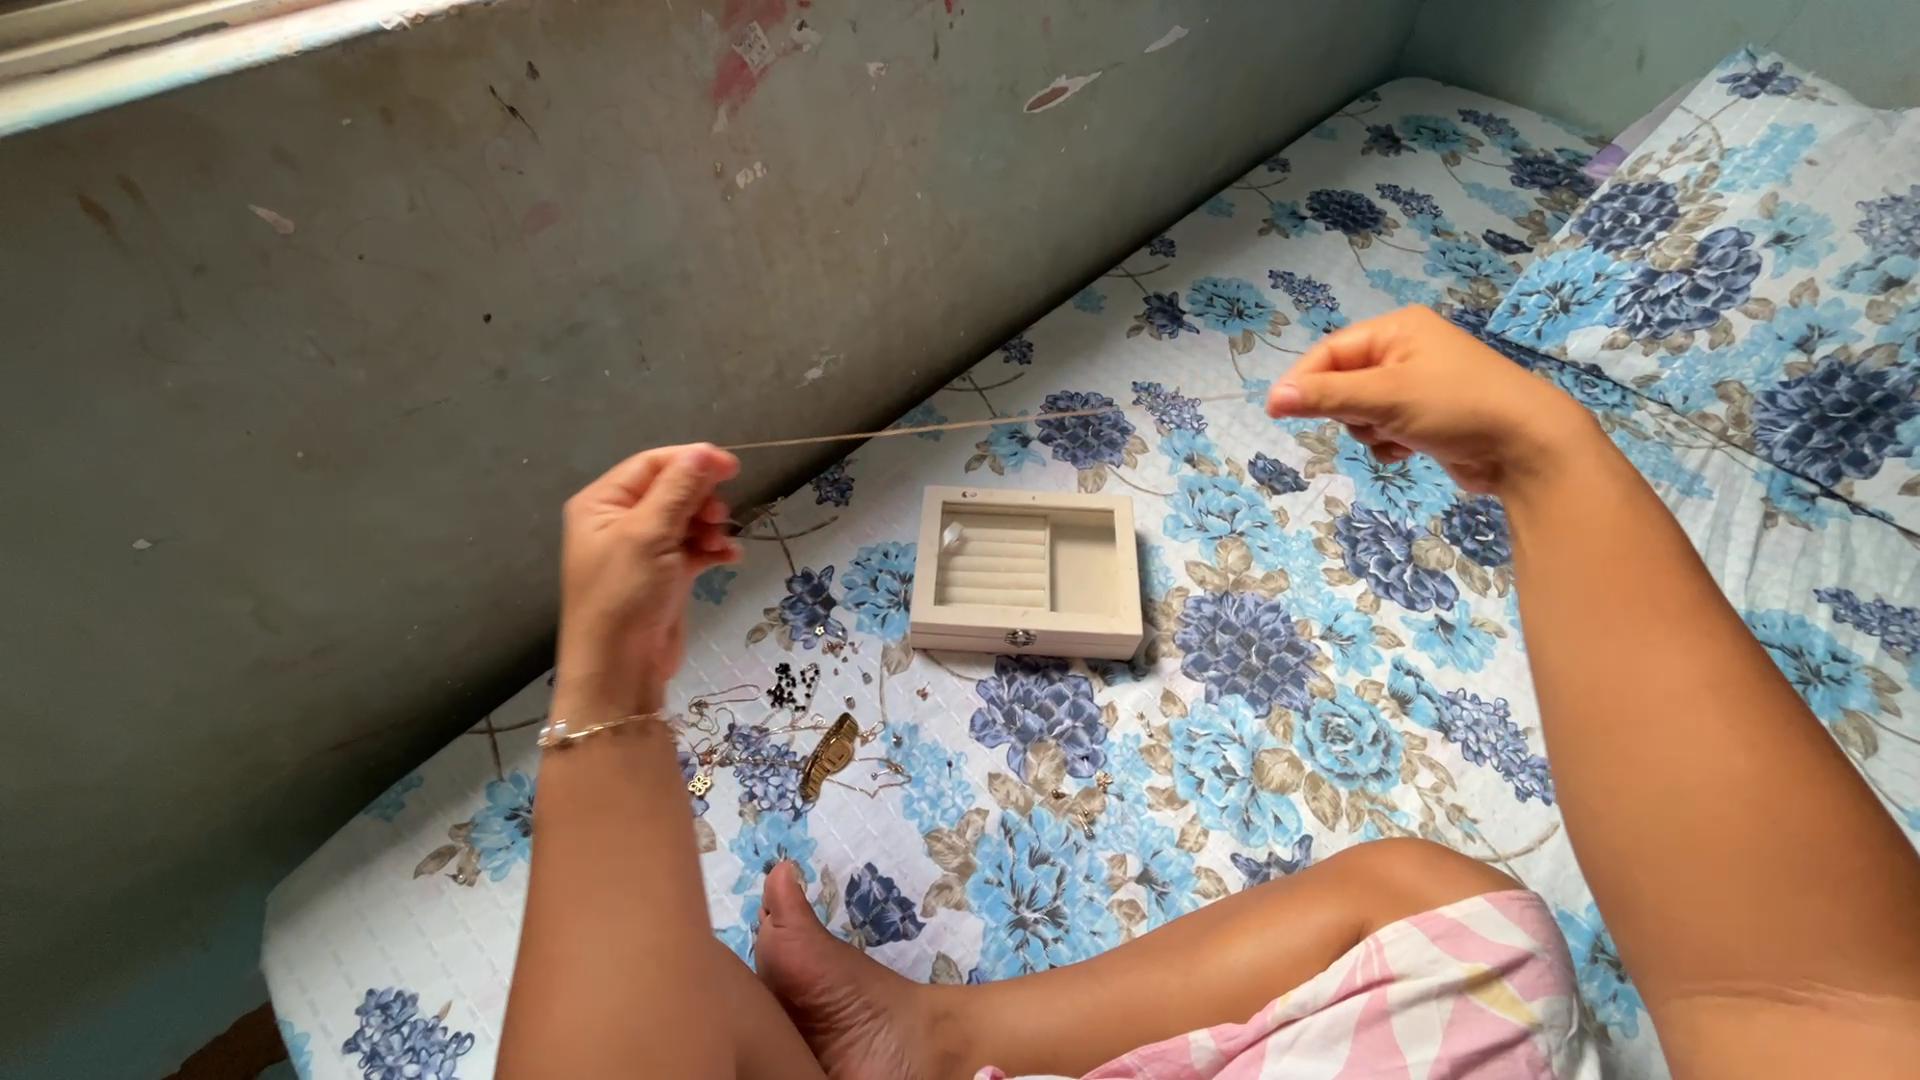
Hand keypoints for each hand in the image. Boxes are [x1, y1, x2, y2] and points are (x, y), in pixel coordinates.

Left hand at [556, 444, 740, 714]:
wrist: (620, 668)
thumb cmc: (625, 595)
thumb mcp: (650, 534)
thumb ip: (679, 488)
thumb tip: (705, 450)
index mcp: (602, 503)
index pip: (652, 464)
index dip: (691, 461)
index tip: (732, 468)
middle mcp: (619, 521)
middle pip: (672, 490)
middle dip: (701, 499)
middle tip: (720, 516)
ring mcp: (643, 549)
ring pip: (687, 519)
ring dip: (710, 526)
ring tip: (721, 542)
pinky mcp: (664, 574)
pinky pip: (693, 548)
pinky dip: (712, 549)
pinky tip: (729, 558)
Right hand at [1266, 306, 1596, 495]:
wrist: (1527, 447)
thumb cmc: (1455, 407)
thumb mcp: (1383, 397)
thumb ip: (1325, 396)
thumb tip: (1273, 397)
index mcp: (1396, 331)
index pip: (1329, 352)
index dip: (1302, 382)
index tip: (1277, 412)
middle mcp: (1405, 351)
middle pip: (1341, 382)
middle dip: (1347, 410)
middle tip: (1367, 420)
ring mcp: (1416, 384)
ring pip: (1358, 410)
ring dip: (1368, 429)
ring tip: (1396, 434)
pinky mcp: (1425, 416)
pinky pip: (1381, 428)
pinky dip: (1386, 442)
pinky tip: (1408, 448)